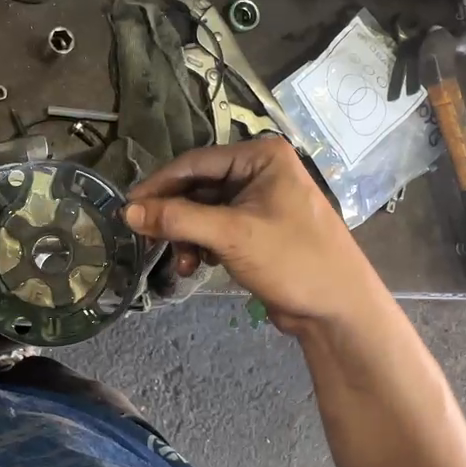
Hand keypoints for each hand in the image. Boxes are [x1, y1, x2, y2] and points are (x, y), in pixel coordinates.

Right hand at [125, 137, 379, 334]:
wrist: (339, 309)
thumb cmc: (293, 260)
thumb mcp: (231, 235)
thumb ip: (177, 220)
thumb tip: (126, 212)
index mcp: (261, 157)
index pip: (194, 162)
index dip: (158, 186)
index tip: (127, 208)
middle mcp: (260, 171)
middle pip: (197, 187)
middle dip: (174, 217)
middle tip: (147, 239)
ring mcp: (260, 200)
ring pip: (203, 210)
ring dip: (186, 236)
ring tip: (183, 263)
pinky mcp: (257, 228)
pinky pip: (216, 228)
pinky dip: (201, 245)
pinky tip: (197, 266)